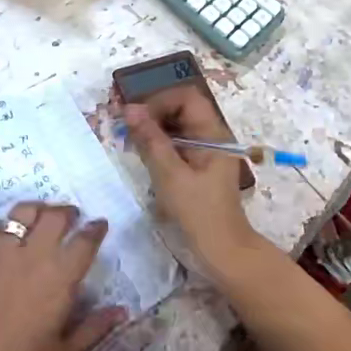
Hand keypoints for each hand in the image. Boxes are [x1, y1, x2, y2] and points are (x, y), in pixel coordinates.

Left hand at [0, 203, 125, 350]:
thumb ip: (95, 329)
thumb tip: (122, 310)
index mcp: (61, 277)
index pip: (85, 240)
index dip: (95, 229)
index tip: (100, 224)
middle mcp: (33, 254)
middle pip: (55, 215)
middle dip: (68, 212)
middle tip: (73, 217)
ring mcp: (0, 250)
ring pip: (23, 211)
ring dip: (38, 209)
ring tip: (42, 215)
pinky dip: (4, 225)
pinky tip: (6, 236)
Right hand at [124, 88, 261, 274]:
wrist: (222, 252)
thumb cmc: (199, 212)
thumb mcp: (170, 175)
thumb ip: (150, 140)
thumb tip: (129, 109)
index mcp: (213, 134)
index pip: (186, 98)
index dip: (159, 101)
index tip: (135, 118)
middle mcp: (212, 137)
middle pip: (181, 109)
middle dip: (153, 114)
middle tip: (127, 130)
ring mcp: (206, 152)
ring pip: (177, 126)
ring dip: (153, 130)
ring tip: (132, 142)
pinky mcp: (198, 166)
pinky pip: (176, 144)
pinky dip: (159, 145)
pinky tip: (143, 156)